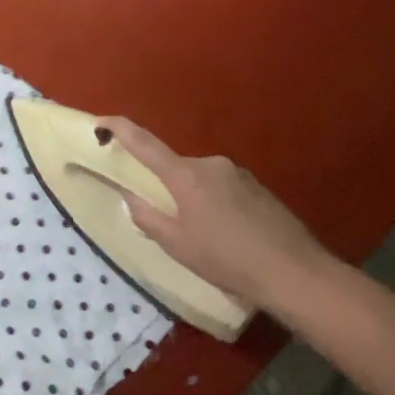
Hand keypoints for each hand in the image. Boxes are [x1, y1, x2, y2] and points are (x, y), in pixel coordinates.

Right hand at [97, 117, 330, 308]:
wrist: (294, 272)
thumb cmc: (227, 259)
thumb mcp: (176, 244)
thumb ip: (146, 217)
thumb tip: (130, 197)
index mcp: (185, 175)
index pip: (145, 144)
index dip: (120, 129)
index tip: (100, 122)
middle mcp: (210, 164)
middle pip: (174, 167)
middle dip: (164, 187)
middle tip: (167, 221)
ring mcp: (238, 173)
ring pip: (199, 179)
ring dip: (192, 198)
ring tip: (202, 235)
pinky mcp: (257, 186)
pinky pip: (222, 188)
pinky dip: (214, 204)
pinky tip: (226, 234)